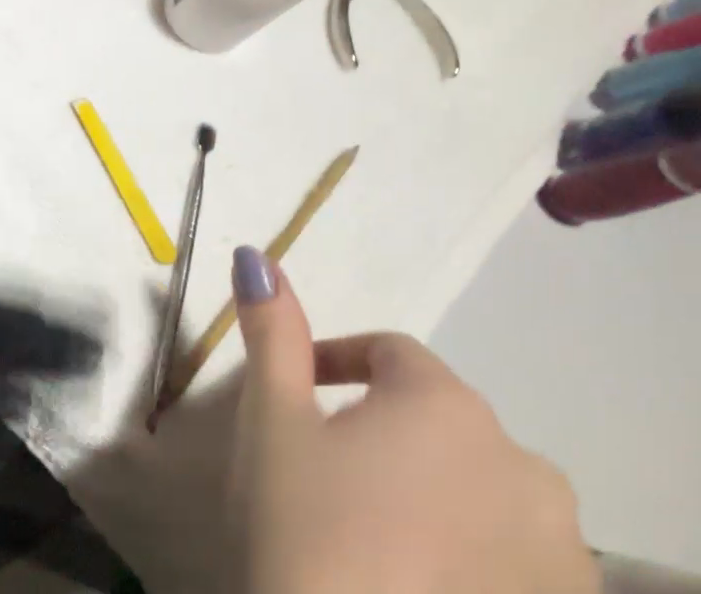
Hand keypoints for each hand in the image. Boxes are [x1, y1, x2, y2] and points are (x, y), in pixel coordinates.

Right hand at [229, 247, 597, 593]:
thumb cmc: (302, 519)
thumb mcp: (269, 421)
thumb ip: (271, 335)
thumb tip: (257, 256)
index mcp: (445, 405)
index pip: (390, 351)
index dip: (332, 360)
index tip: (291, 394)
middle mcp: (524, 461)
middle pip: (439, 415)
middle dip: (380, 424)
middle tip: (320, 465)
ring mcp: (562, 541)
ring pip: (482, 480)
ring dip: (430, 481)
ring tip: (369, 522)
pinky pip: (516, 545)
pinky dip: (471, 540)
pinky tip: (418, 570)